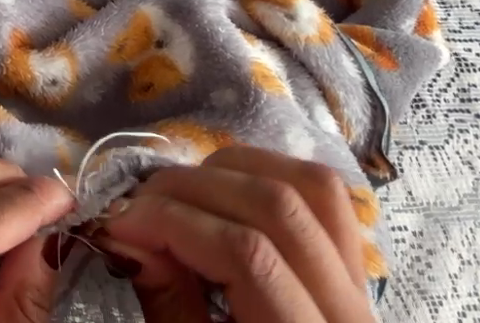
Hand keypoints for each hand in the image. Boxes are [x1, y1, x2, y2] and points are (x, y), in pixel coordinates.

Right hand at [95, 147, 375, 322]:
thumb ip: (168, 304)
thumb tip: (126, 231)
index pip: (247, 253)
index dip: (172, 222)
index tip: (116, 224)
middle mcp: (352, 315)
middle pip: (275, 206)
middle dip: (189, 189)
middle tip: (135, 206)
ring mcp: (363, 287)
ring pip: (306, 186)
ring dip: (227, 172)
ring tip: (177, 195)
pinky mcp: (355, 270)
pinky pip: (322, 194)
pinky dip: (265, 171)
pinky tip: (221, 187)